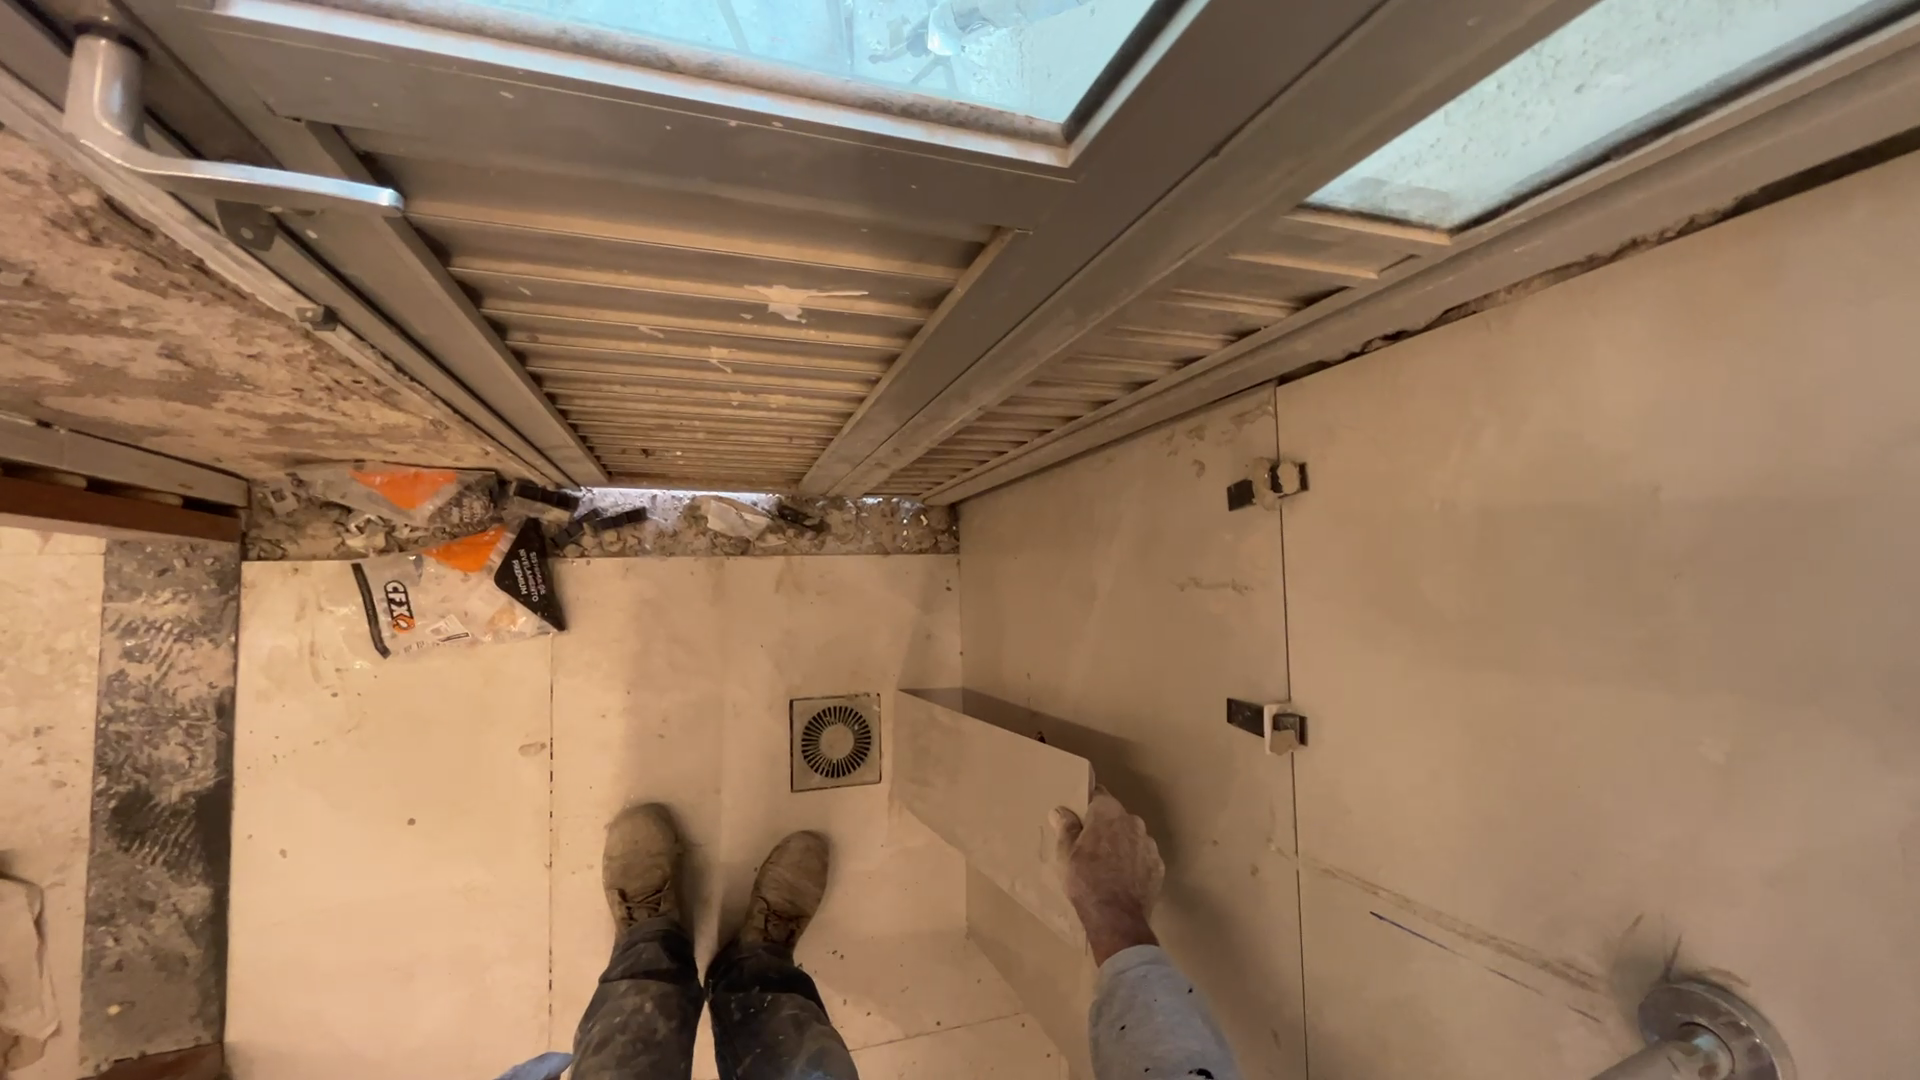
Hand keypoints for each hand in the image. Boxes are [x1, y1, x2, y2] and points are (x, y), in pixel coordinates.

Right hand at [1051, 789, 1164, 963]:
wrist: (1116, 918)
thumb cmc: (1085, 879)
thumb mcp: (1066, 852)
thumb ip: (1065, 826)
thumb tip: (1060, 810)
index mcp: (1109, 812)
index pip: (1098, 794)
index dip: (1088, 803)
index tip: (1080, 815)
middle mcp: (1133, 821)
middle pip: (1116, 816)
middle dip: (1105, 825)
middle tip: (1090, 844)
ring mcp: (1149, 844)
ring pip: (1131, 836)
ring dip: (1121, 844)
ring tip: (1107, 865)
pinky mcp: (1158, 866)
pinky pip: (1142, 856)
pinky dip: (1134, 862)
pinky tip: (1122, 878)